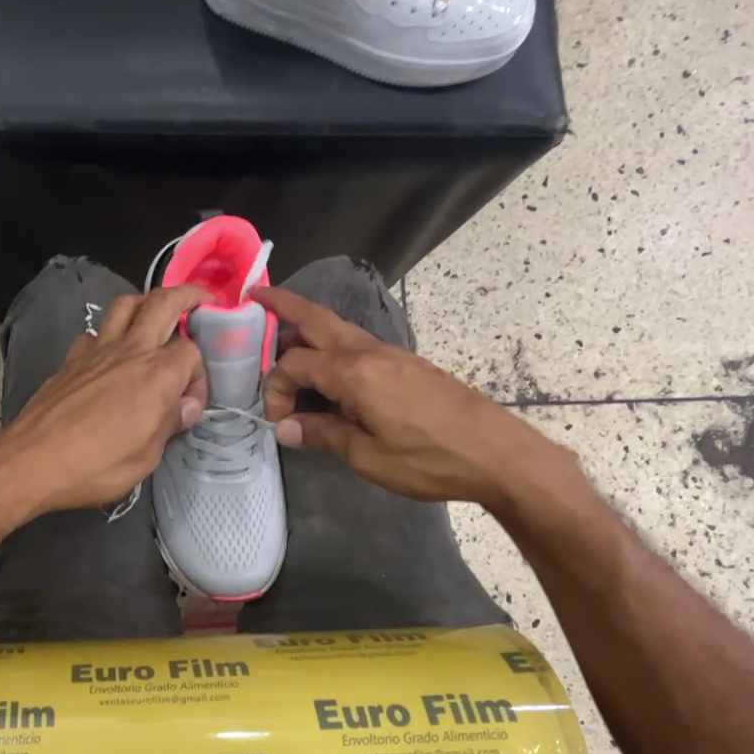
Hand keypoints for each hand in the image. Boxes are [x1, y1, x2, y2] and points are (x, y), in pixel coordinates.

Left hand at [0, 286, 209, 519]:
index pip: (192, 353)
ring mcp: (96, 352)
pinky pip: (92, 333)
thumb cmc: (96, 466)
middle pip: (163, 303)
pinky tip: (107, 353)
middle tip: (201, 300)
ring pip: (124, 305)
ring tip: (154, 313)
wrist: (32, 461)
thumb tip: (186, 406)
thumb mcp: (147, 457)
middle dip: (187, 295)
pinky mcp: (70, 361)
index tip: (191, 403)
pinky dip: (106, 334)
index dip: (199, 375)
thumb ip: (169, 424)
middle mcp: (130, 352)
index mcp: (158, 375)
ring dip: (144, 301)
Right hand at [254, 286, 568, 511]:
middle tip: (255, 295)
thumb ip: (323, 435)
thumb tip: (285, 428)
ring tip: (282, 341)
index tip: (278, 422)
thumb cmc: (429, 458)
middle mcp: (369, 353)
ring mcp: (391, 355)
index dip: (274, 389)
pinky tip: (326, 371)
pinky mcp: (406, 365)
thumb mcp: (367, 455)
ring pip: (338, 329)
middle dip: (284, 305)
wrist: (498, 454)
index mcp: (354, 372)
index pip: (294, 364)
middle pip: (317, 319)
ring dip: (307, 329)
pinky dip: (330, 347)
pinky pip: (356, 345)